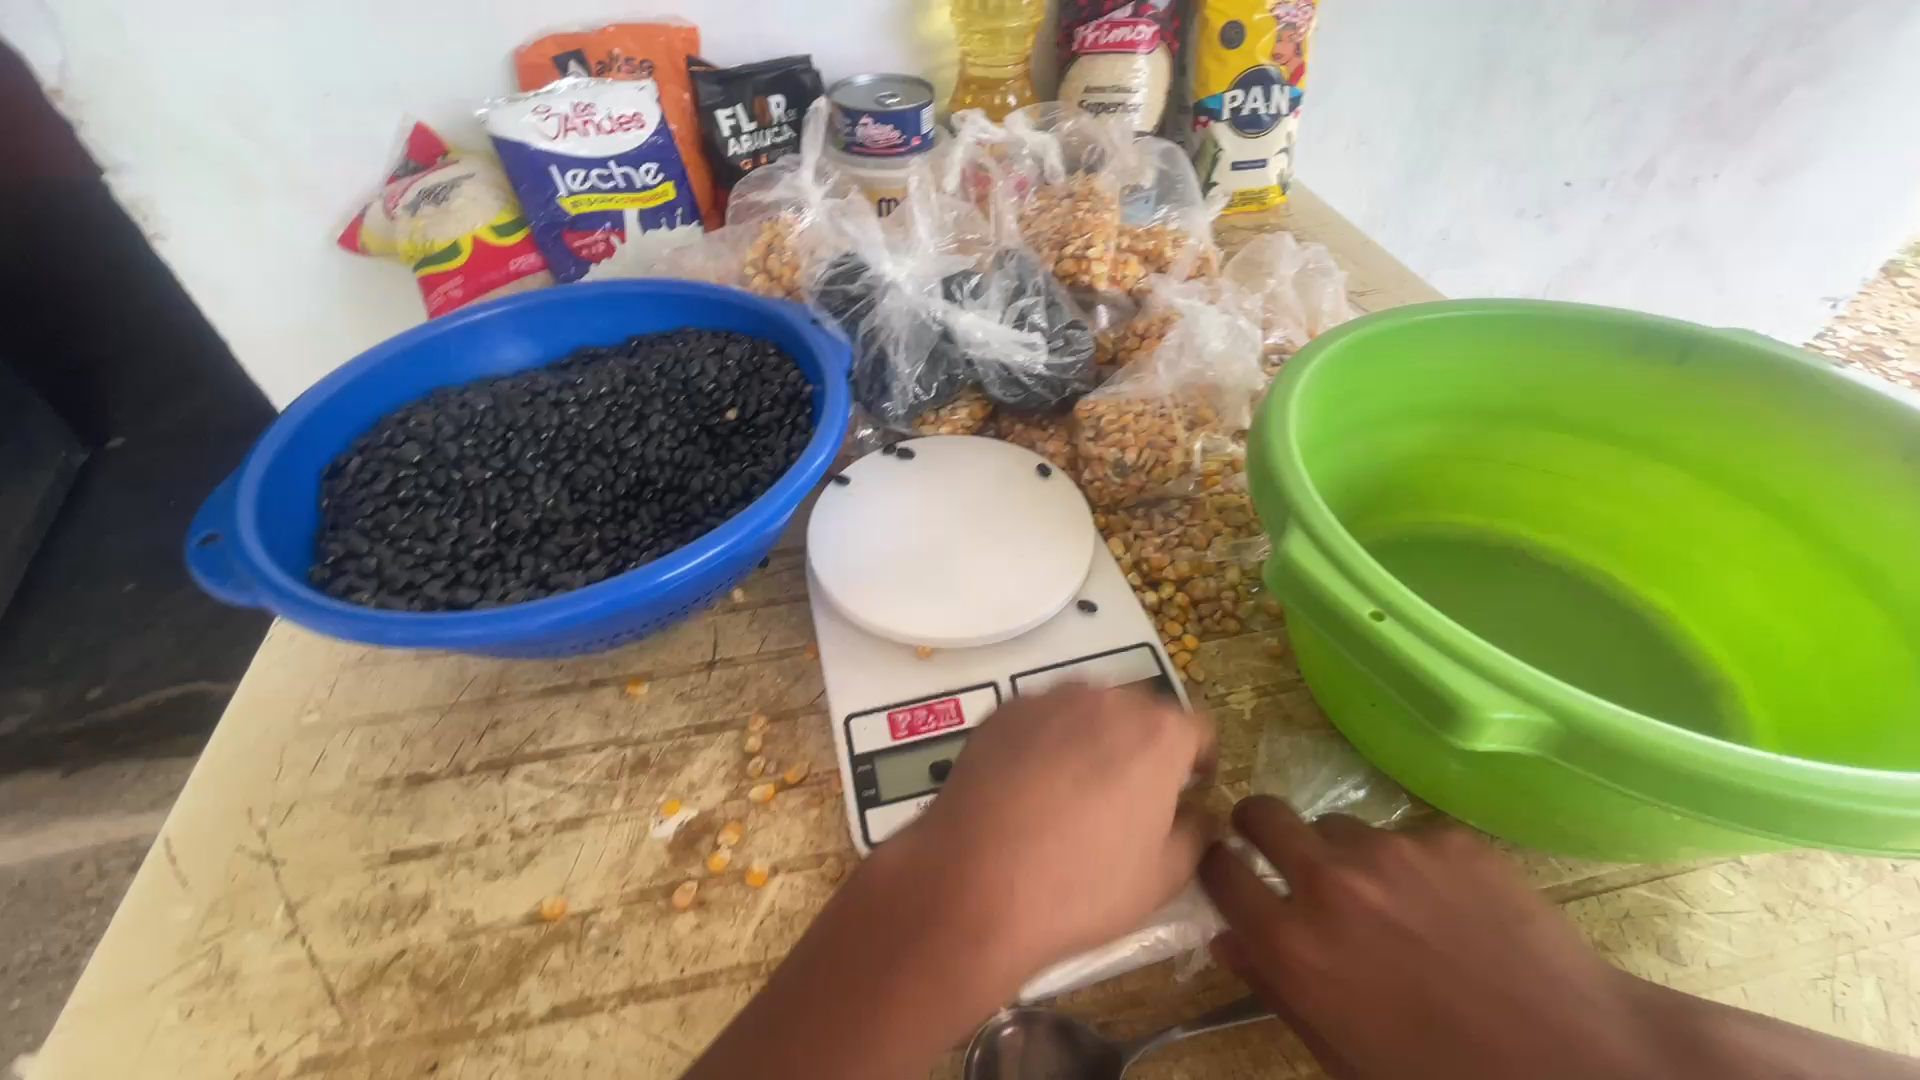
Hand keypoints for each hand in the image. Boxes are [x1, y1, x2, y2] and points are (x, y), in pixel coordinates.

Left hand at [892, 683, 1214, 981]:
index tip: (1189, 789)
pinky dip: (1047, 740)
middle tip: (1130, 794)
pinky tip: (1029, 784)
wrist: (972, 882)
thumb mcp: (1163, 877)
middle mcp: (1105, 700)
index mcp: (1156, 734)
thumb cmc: (1079, 886)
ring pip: (1088, 709)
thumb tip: (1196, 811)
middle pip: (1140, 713)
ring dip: (1095, 737)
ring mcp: (1047, 700)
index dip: (1199, 760)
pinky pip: (1041, 718)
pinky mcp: (1002, 712)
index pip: (1197, 728)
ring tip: (1076, 787)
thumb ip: (1195, 832)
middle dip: (1145, 746)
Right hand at [1198, 796, 1663, 1079]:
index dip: (1217, 866)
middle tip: (1276, 848)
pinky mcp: (1447, 838)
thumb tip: (1226, 942)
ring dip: (1341, 851)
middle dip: (1258, 826)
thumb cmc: (1442, 1076)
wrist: (1582, 1064)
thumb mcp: (1341, 1053)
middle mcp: (1329, 882)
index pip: (1219, 871)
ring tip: (1387, 897)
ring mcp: (1391, 852)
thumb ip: (1275, 989)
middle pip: (1262, 814)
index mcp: (1294, 944)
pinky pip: (1406, 838)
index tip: (1227, 869)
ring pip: (1336, 824)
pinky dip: (1412, 864)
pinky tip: (1451, 907)